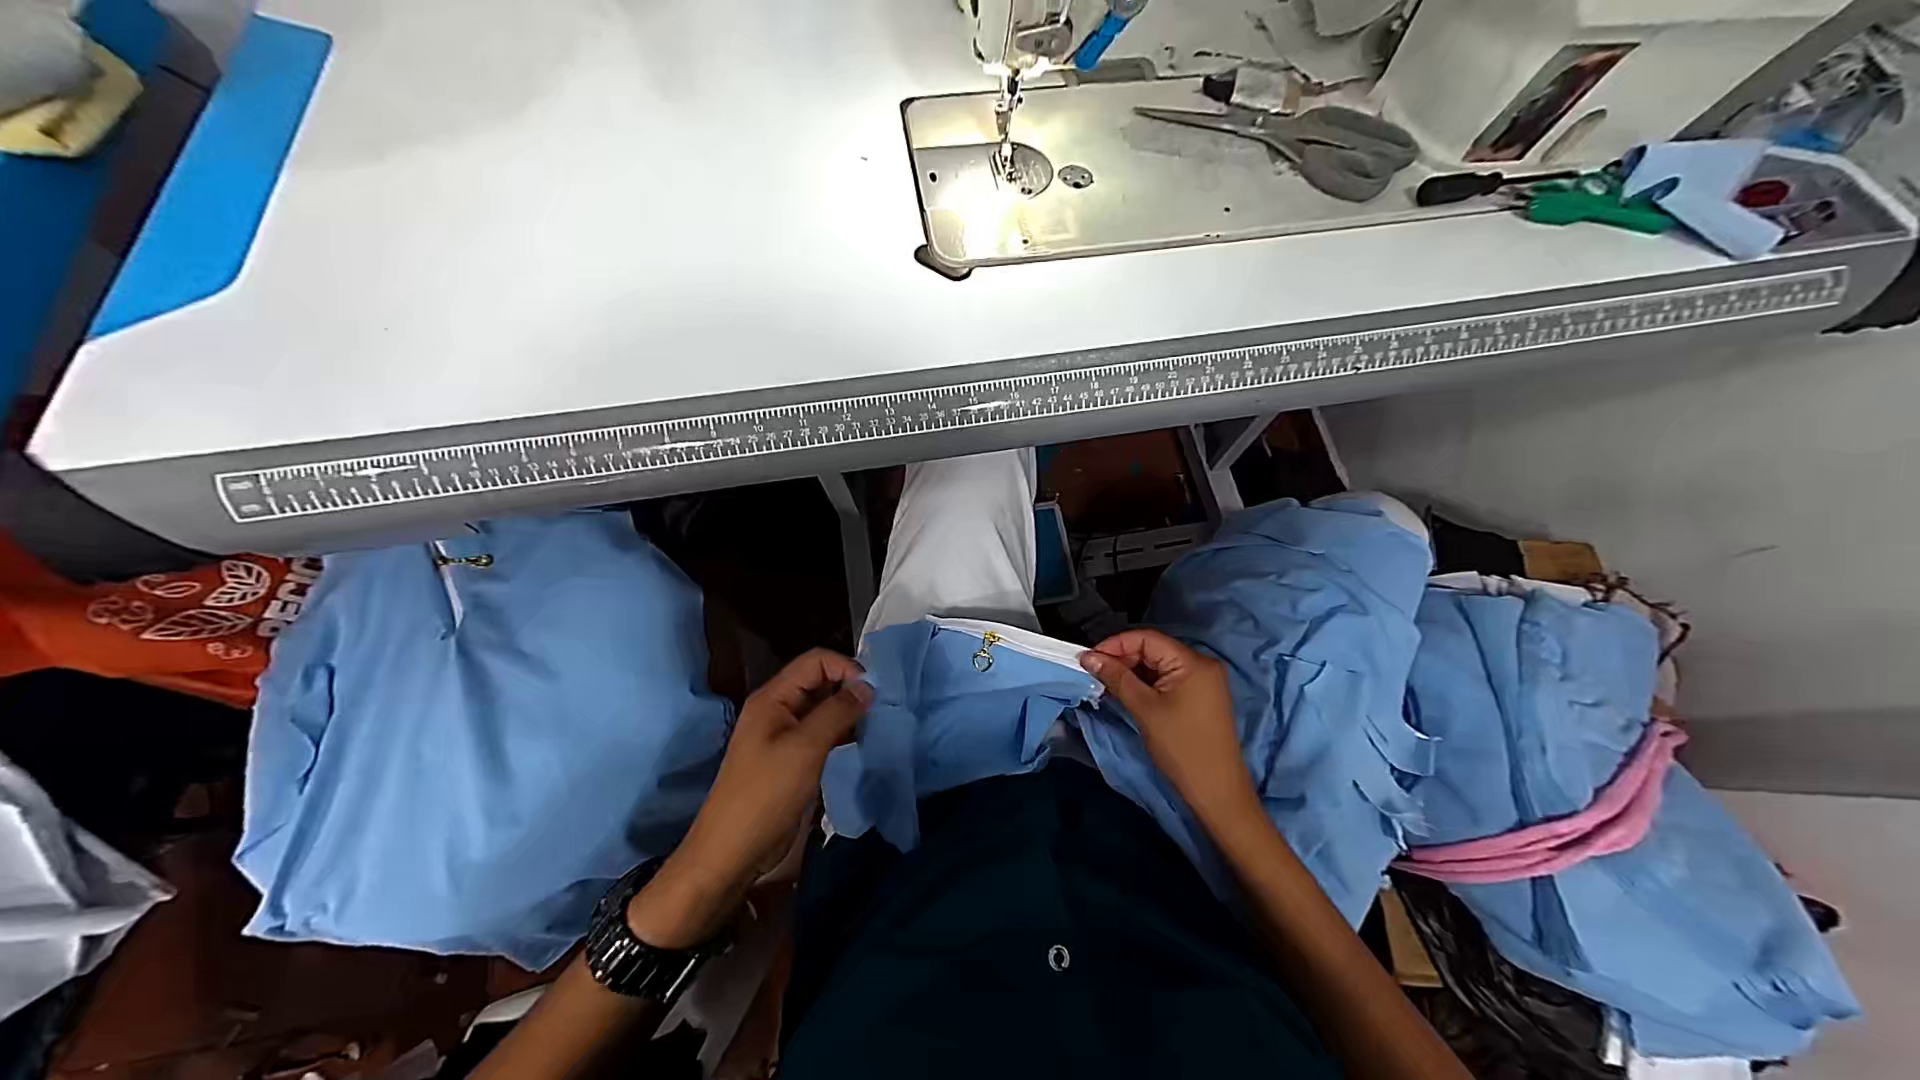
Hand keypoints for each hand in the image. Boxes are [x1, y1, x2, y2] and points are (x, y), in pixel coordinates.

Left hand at [628, 649, 870, 947]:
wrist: (732, 851)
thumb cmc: (766, 794)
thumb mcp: (805, 748)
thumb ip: (837, 711)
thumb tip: (867, 685)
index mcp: (773, 697)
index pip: (815, 661)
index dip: (846, 668)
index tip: (873, 691)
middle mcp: (778, 709)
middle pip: (820, 681)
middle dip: (850, 688)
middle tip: (880, 708)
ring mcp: (784, 734)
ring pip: (823, 707)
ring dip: (849, 711)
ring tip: (876, 724)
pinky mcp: (793, 758)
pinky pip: (822, 732)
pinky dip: (842, 731)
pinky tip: (862, 741)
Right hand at [1079, 629, 1257, 823]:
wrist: (1216, 790)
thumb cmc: (1180, 747)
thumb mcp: (1144, 708)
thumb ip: (1116, 677)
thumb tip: (1088, 656)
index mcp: (1193, 662)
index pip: (1147, 638)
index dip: (1115, 645)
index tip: (1089, 659)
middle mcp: (1202, 664)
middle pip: (1153, 649)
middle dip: (1122, 658)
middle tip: (1095, 674)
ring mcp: (1204, 680)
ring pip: (1159, 664)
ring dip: (1132, 672)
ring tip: (1107, 684)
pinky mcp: (1201, 695)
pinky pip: (1168, 678)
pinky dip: (1146, 683)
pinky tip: (1127, 693)